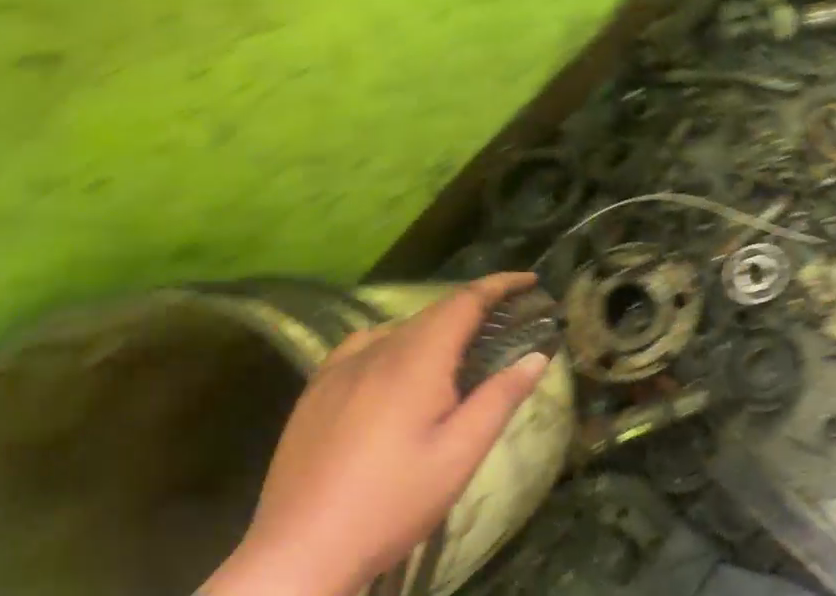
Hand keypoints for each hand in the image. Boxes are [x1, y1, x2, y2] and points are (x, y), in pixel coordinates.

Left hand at [203, 274, 551, 595]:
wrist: (299, 554)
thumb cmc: (391, 502)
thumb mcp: (460, 454)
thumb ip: (500, 398)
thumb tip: (537, 356)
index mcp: (416, 359)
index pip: (465, 300)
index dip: (500, 284)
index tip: (531, 280)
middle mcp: (376, 351)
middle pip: (434, 311)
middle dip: (475, 307)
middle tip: (508, 321)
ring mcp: (339, 370)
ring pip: (399, 329)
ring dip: (437, 327)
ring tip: (460, 350)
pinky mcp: (315, 393)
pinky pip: (364, 346)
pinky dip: (396, 342)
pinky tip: (398, 369)